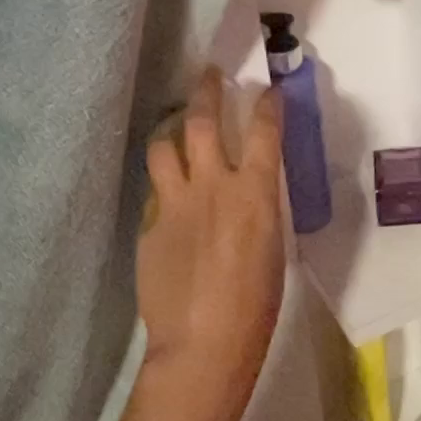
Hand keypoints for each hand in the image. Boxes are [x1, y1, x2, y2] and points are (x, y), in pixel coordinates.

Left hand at [138, 69, 284, 397]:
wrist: (204, 345)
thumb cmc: (256, 304)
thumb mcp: (272, 245)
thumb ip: (258, 206)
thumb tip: (247, 189)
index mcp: (254, 192)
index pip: (263, 129)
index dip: (268, 104)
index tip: (268, 91)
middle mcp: (212, 185)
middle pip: (202, 120)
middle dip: (207, 90)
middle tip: (209, 75)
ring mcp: (174, 202)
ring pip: (163, 145)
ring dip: (171, 129)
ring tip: (175, 126)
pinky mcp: (149, 225)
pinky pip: (155, 190)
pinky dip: (164, 182)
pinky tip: (168, 193)